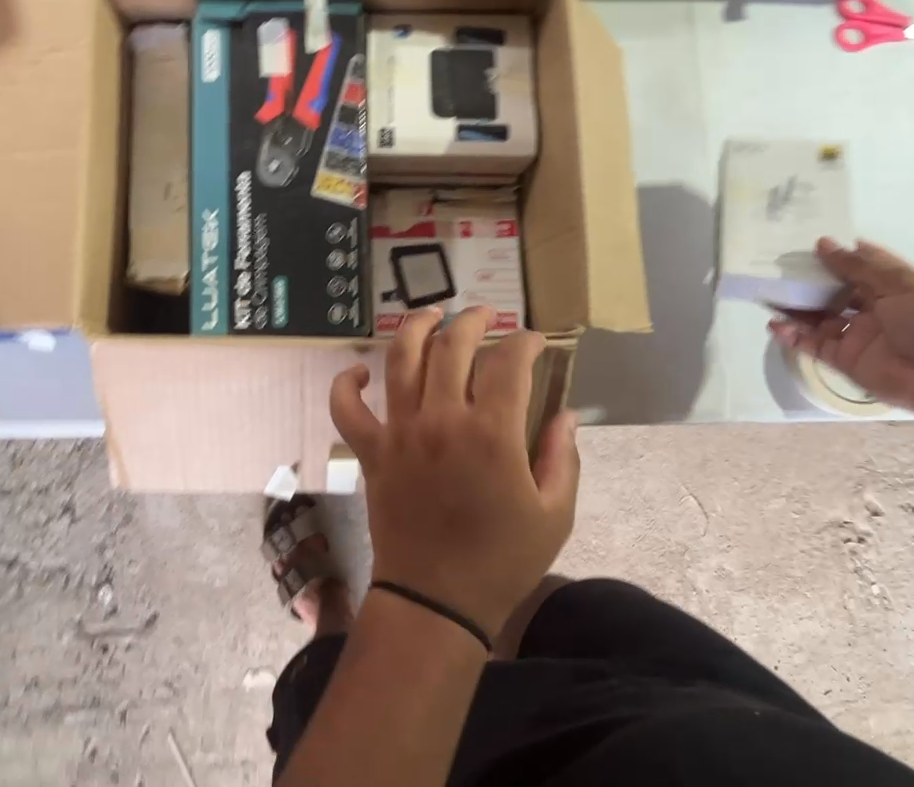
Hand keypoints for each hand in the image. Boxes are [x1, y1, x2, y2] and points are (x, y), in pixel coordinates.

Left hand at [330, 306, 579, 640]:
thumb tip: (566, 413)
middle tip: (486, 314)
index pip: (508, 361)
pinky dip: (346, 383)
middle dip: (472, 319)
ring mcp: (400, 432)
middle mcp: (441, 419)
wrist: (437, 600)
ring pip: (400, 358)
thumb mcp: (555, 514)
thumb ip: (563, 457)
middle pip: (451, 345)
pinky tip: (361, 372)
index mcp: (492, 433)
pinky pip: (346, 407)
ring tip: (432, 314)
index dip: (524, 341)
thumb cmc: (502, 559)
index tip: (534, 341)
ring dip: (416, 327)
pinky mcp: (370, 451)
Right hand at [768, 238, 913, 415]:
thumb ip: (859, 266)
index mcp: (894, 287)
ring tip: (767, 293)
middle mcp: (874, 308)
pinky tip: (775, 324)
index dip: (837, 254)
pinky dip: (793, 335)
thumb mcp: (902, 285)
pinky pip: (813, 345)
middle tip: (777, 267)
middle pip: (834, 291)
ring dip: (795, 306)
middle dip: (809, 280)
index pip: (861, 265)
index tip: (806, 242)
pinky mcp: (845, 359)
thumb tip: (823, 243)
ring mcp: (858, 335)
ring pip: (819, 317)